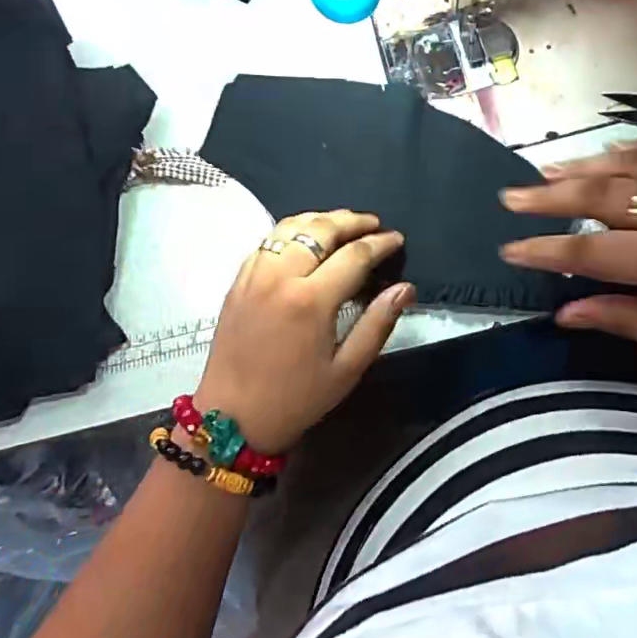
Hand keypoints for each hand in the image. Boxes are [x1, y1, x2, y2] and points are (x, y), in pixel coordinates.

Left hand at [193, 210, 414, 453]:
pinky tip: (304, 237)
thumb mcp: (347, 370)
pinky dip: (290, 230)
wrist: (231, 418)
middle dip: (352, 221)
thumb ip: (378, 323)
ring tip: (343, 223)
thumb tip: (405, 289)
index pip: (354, 254)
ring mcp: (254, 276)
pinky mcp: (238, 282)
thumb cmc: (296, 399)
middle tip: (374, 223)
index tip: (397, 239)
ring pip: (289, 227)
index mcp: (311, 300)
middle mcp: (280, 277)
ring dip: (320, 219)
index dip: (380, 243)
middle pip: (320, 229)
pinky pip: (266, 241)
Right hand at [499, 140, 636, 383]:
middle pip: (603, 194)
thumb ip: (628, 318)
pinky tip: (620, 151)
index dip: (544, 250)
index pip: (590, 251)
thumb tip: (566, 311)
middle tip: (511, 194)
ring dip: (588, 164)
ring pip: (634, 165)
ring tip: (550, 167)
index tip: (508, 247)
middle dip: (551, 195)